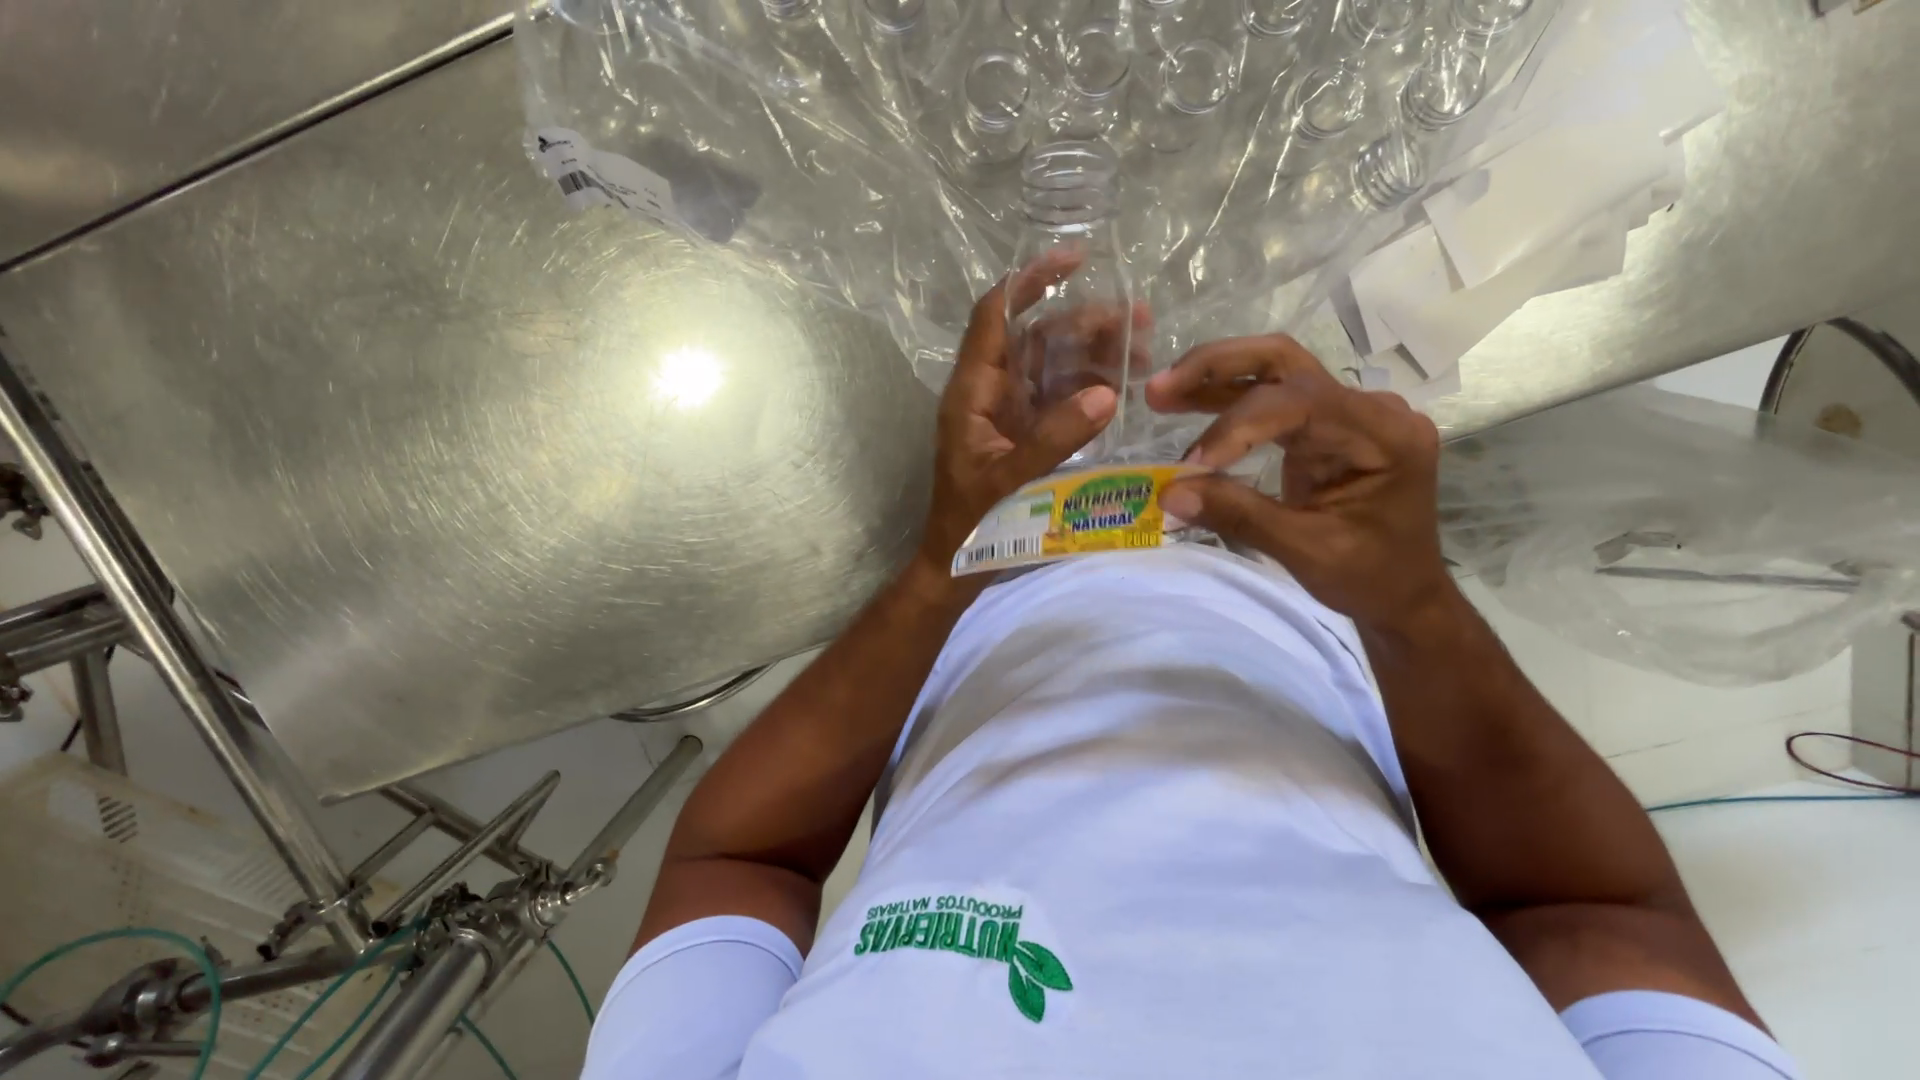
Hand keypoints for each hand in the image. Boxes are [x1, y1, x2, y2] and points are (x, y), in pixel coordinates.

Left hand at [916, 252, 1124, 575]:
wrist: (956, 564)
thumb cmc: (970, 522)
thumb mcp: (1009, 480)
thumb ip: (1054, 438)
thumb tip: (1107, 393)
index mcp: (971, 392)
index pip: (995, 317)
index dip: (1029, 281)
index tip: (1075, 259)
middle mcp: (990, 393)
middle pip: (1036, 337)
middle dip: (1084, 321)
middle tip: (1138, 317)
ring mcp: (1010, 414)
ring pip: (1053, 366)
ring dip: (1094, 353)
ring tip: (1144, 348)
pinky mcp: (1026, 435)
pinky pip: (1061, 398)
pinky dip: (1091, 388)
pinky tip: (1124, 386)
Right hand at [1146, 333, 1455, 633]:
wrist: (1405, 595)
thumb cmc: (1370, 577)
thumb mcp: (1305, 551)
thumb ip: (1239, 515)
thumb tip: (1168, 494)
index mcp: (1384, 436)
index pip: (1299, 403)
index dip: (1237, 427)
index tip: (1191, 467)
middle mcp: (1371, 409)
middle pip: (1285, 361)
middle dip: (1218, 368)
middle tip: (1160, 389)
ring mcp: (1349, 413)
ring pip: (1274, 370)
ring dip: (1214, 379)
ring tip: (1160, 394)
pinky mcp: (1327, 426)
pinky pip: (1273, 400)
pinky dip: (1228, 403)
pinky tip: (1188, 408)